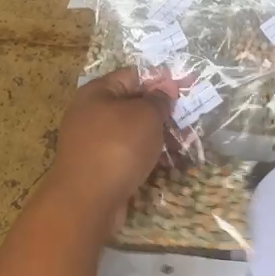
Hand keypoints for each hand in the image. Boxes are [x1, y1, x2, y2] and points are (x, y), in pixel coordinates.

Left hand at [44, 68, 175, 238]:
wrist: (87, 201)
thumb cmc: (117, 147)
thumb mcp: (145, 115)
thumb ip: (158, 100)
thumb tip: (164, 88)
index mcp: (96, 92)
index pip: (132, 75)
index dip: (159, 80)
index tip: (184, 91)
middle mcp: (89, 114)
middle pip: (130, 105)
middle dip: (158, 112)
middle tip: (187, 120)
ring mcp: (91, 143)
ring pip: (129, 133)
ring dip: (154, 137)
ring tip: (181, 143)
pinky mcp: (96, 168)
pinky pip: (125, 155)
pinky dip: (143, 158)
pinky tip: (164, 165)